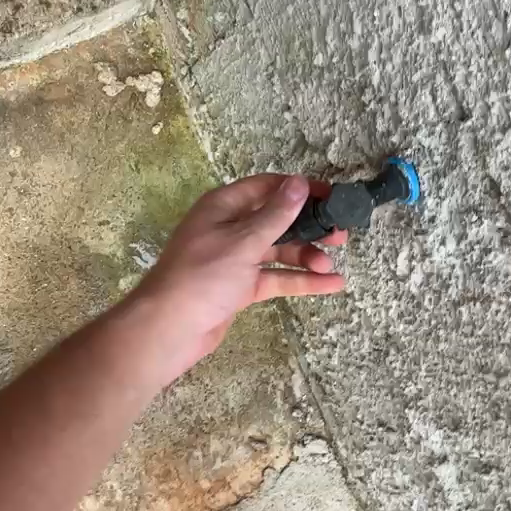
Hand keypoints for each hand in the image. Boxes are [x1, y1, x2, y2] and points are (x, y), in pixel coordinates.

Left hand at [123, 174, 347, 383]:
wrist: (169, 328)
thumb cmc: (202, 276)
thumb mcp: (243, 241)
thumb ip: (275, 214)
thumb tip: (299, 182)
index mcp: (223, 206)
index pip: (267, 187)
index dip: (299, 189)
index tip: (332, 197)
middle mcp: (229, 227)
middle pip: (276, 219)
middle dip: (308, 226)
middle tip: (340, 234)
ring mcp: (235, 258)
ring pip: (278, 250)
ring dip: (305, 255)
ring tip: (330, 265)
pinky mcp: (240, 286)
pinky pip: (275, 276)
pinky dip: (299, 279)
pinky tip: (330, 284)